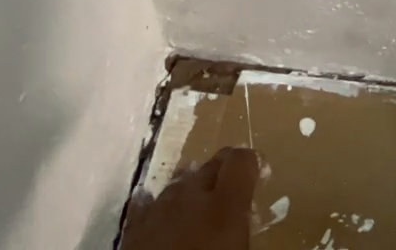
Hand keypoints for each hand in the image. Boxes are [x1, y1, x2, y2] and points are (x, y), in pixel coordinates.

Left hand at [119, 147, 263, 249]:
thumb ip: (245, 234)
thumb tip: (248, 228)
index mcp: (224, 206)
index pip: (242, 160)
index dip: (254, 163)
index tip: (262, 175)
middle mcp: (191, 197)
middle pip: (212, 165)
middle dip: (226, 171)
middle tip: (235, 189)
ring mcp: (159, 210)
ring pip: (180, 181)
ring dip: (194, 188)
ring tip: (200, 206)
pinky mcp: (133, 229)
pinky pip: (148, 204)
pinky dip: (160, 205)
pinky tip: (163, 215)